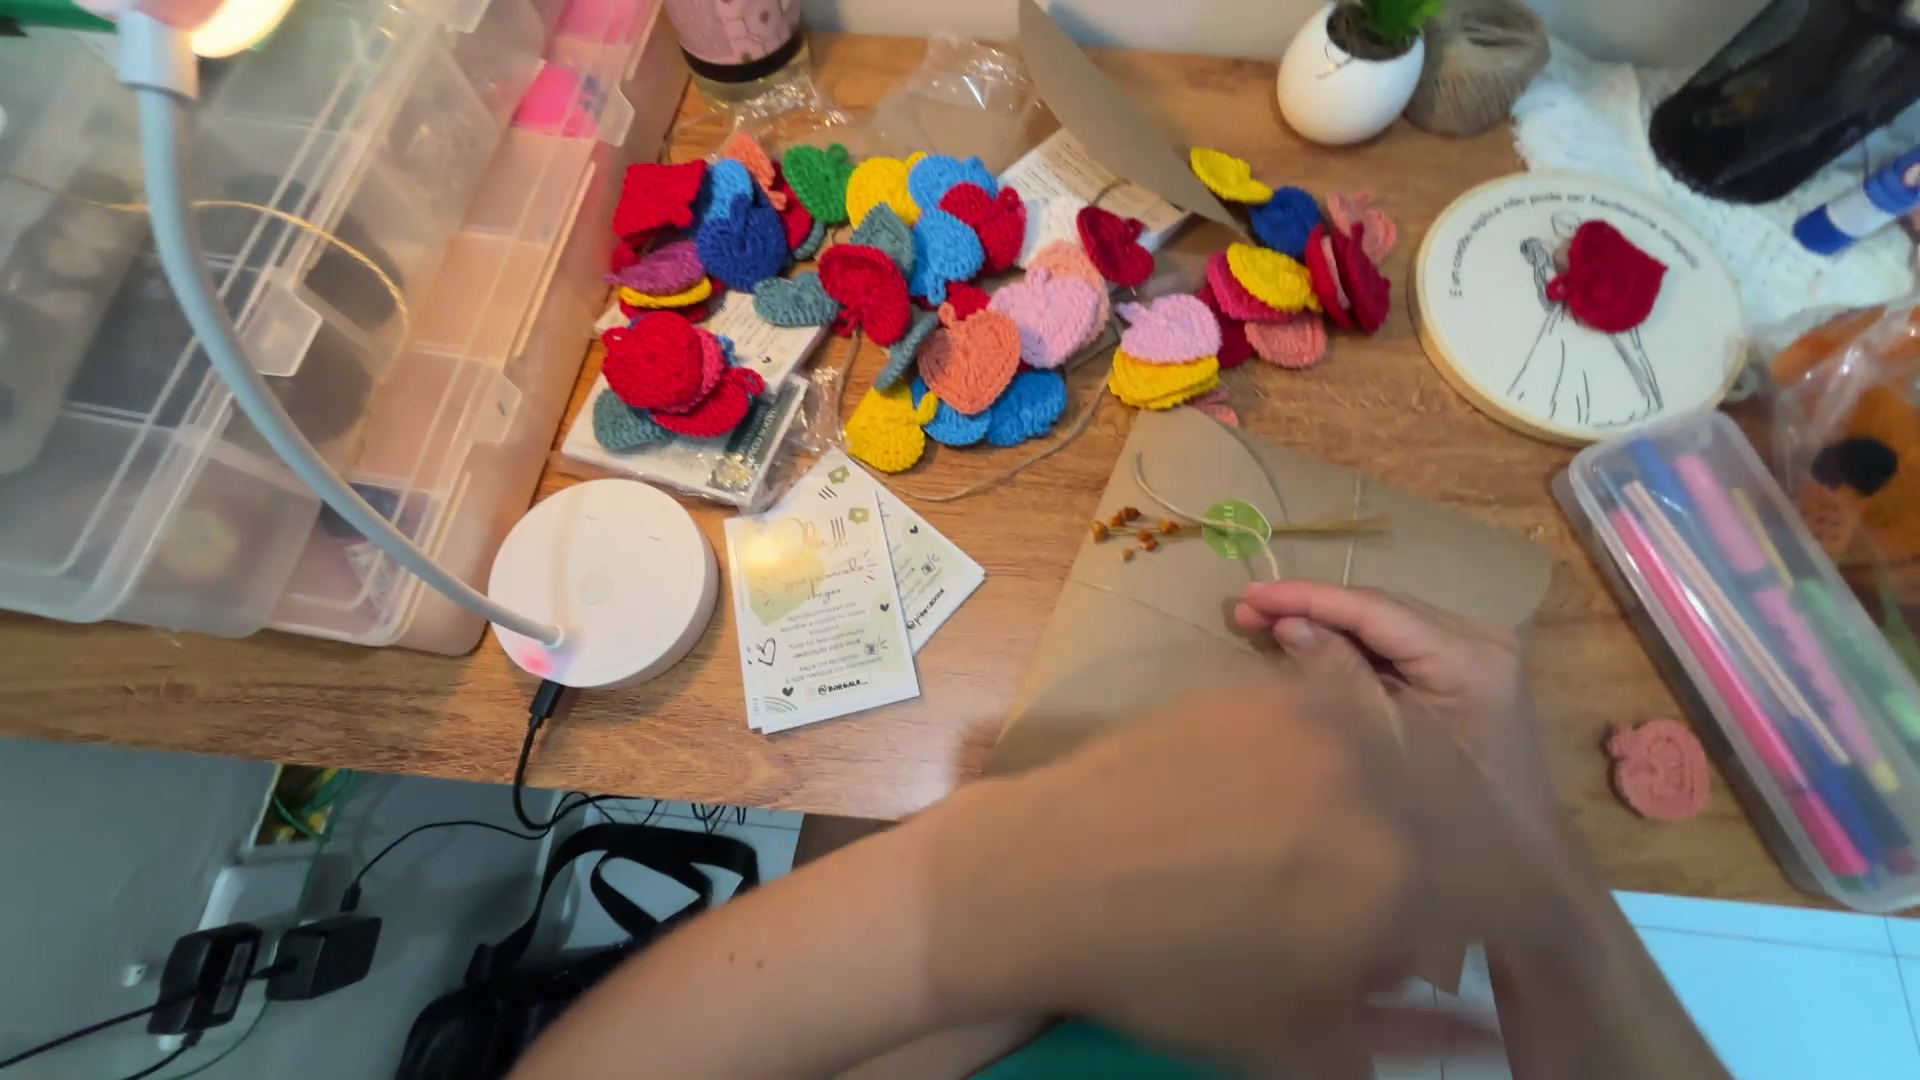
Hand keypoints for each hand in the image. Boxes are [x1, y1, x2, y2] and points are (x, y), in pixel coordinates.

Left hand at [923, 672, 1540, 1075]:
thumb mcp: (1291, 1036)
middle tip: (1399, 870)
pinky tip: (1285, 767)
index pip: (1507, 885)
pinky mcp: (1248, 694)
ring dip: (1399, 775)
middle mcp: (1370, 784)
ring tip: (1338, 816)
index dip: (1499, 909)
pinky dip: (1334, 730)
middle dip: (1457, 838)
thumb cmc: (1161, 969)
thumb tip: (1476, 1026)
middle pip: (1462, 799)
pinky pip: (1324, 698)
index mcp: (1402, 879)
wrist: (1045, 874)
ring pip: (1398, 738)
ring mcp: (1305, 725)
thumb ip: (1401, 1028)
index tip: (1469, 926)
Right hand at [1234, 581, 1556, 815]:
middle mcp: (1479, 636)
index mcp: (1468, 658)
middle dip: (1309, 605)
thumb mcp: (1384, 743)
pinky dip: (1349, 637)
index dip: (1306, 597)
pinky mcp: (1467, 660)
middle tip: (1246, 609)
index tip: (1250, 593)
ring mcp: (1477, 645)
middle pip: (1377, 606)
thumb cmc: (1451, 812)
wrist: (1517, 856)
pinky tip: (1309, 636)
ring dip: (1324, 617)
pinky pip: (1396, 635)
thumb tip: (1288, 624)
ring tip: (1264, 619)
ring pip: (1384, 616)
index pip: (1372, 609)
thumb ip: (1338, 676)